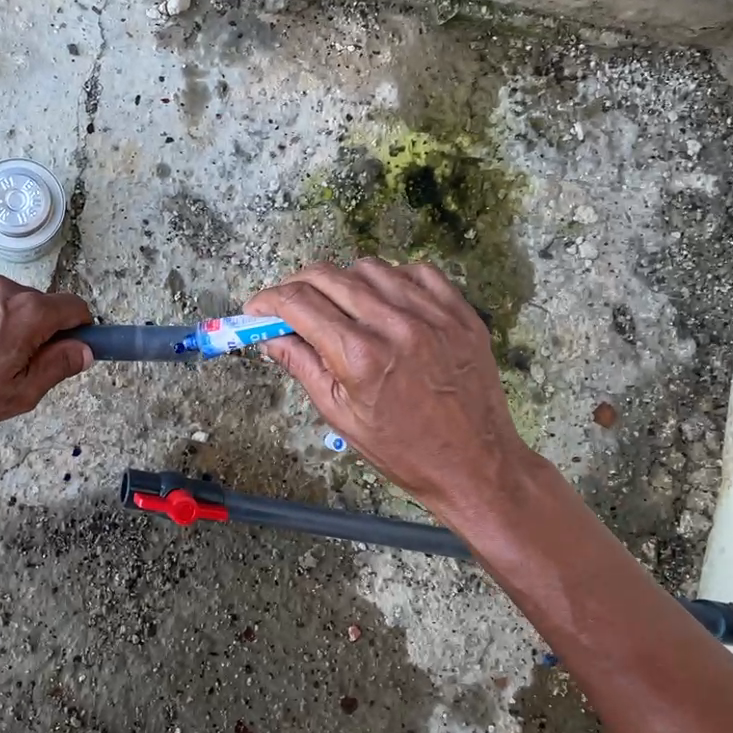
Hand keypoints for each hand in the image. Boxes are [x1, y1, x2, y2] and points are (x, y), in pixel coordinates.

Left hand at [0, 276, 94, 429]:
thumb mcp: (20, 392)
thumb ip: (58, 367)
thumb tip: (84, 351)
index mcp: (30, 313)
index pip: (74, 307)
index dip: (78, 328)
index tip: (70, 348)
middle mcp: (4, 289)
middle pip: (38, 304)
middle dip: (38, 330)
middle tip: (18, 364)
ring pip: (3, 301)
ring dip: (4, 323)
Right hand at [245, 260, 527, 514]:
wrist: (475, 464)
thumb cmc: (404, 449)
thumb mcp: (339, 414)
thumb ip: (302, 366)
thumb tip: (270, 336)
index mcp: (359, 356)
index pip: (297, 303)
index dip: (267, 301)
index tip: (257, 308)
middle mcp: (395, 325)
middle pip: (326, 276)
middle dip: (295, 286)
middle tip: (288, 306)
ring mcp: (432, 315)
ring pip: (368, 268)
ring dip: (342, 282)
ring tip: (339, 308)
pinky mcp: (459, 313)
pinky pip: (415, 272)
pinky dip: (391, 280)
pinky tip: (384, 304)